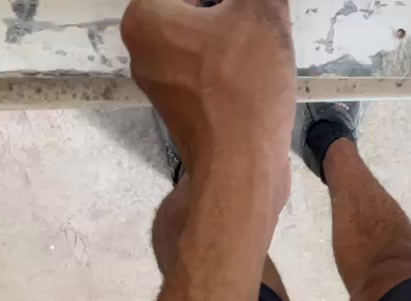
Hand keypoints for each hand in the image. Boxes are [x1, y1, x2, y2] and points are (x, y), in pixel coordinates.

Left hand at [121, 0, 295, 191]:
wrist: (242, 174)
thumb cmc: (243, 91)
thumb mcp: (261, 16)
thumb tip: (260, 4)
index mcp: (145, 17)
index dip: (232, 1)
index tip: (254, 12)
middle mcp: (143, 53)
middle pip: (195, 12)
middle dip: (233, 14)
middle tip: (264, 24)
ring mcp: (164, 91)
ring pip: (205, 48)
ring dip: (237, 45)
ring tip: (266, 53)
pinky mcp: (187, 119)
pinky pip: (210, 82)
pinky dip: (233, 77)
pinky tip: (259, 84)